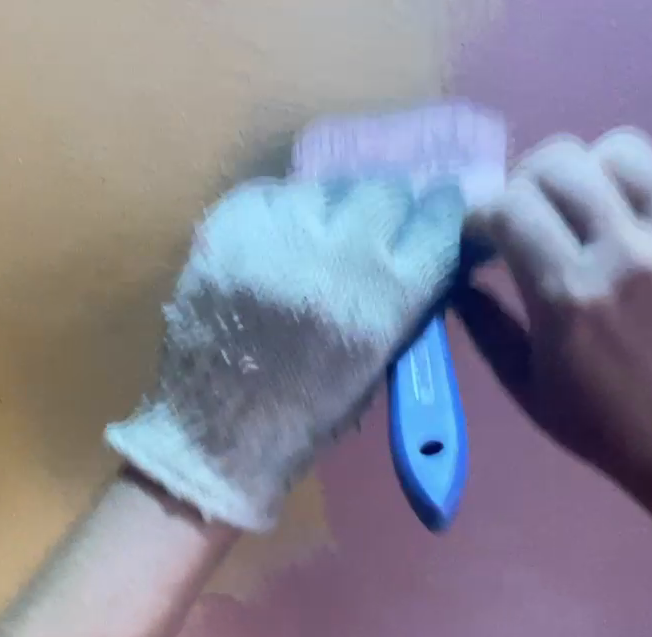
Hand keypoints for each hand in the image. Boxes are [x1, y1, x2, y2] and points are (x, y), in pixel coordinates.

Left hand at [108, 180, 464, 530]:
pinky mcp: (229, 226)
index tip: (432, 215)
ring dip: (330, 210)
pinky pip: (272, 194)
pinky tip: (274, 246)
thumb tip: (421, 247)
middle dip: (385, 209)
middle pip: (382, 191)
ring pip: (326, 188)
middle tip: (370, 230)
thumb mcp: (376, 365)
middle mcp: (336, 256)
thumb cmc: (304, 418)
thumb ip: (404, 301)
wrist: (214, 433)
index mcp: (382, 301)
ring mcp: (277, 235)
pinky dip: (280, 213)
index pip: (435, 220)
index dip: (436, 214)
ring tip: (315, 244)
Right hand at [455, 128, 651, 501]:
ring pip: (621, 149)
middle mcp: (623, 254)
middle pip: (559, 160)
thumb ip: (486, 328)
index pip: (508, 206)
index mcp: (567, 297)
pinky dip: (646, 184)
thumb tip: (458, 280)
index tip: (482, 240)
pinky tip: (635, 220)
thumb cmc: (600, 425)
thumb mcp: (526, 387)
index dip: (482, 216)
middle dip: (524, 182)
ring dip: (586, 172)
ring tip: (582, 209)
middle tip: (525, 217)